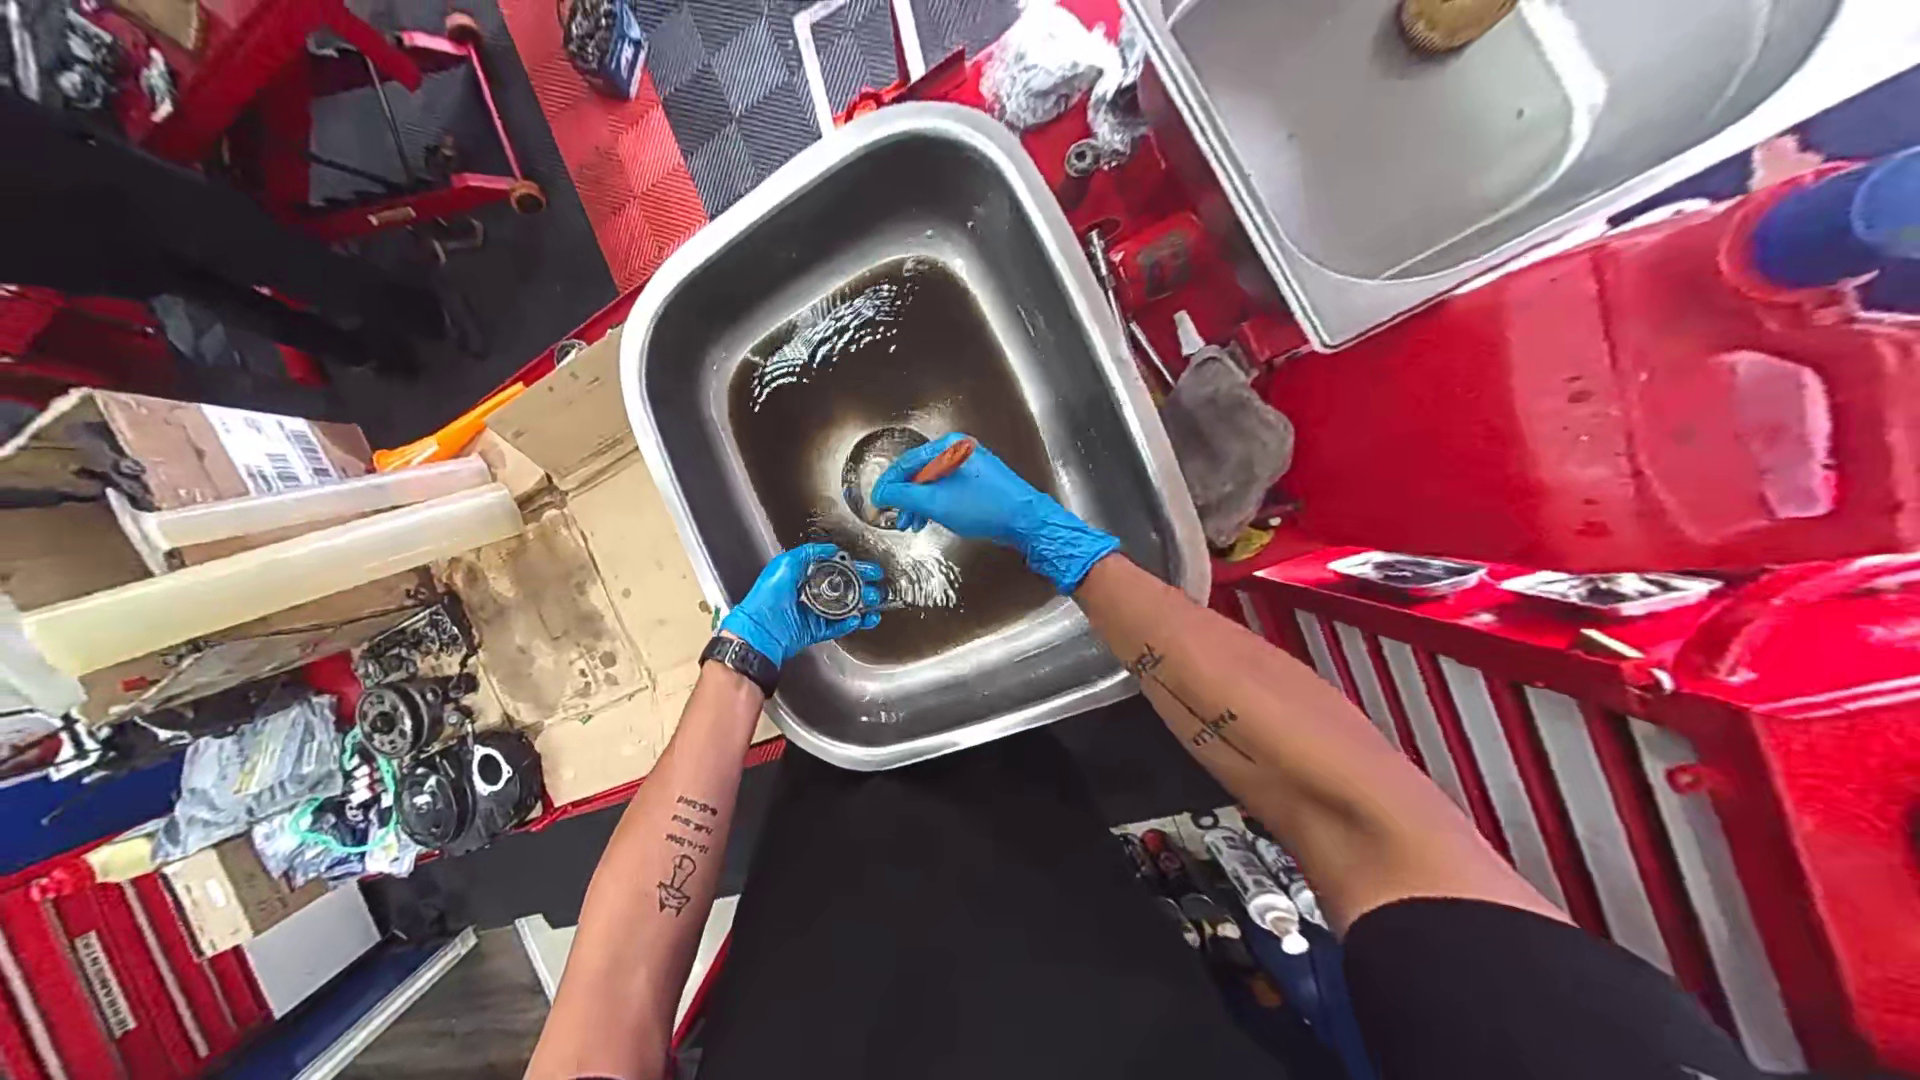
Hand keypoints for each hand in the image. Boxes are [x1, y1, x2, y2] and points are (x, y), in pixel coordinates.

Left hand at [719, 544, 884, 666]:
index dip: (853, 567)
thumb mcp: (785, 564)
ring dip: (861, 606)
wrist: (760, 631)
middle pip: (844, 588)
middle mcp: (810, 593)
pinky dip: (849, 623)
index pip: (835, 569)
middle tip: (876, 586)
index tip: (868, 569)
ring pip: (844, 608)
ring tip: (873, 605)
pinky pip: (837, 627)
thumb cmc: (767, 598)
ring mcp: (814, 612)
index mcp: (804, 576)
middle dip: (863, 587)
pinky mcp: (815, 631)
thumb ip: (808, 554)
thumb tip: (830, 549)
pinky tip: (859, 619)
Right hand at [870, 433, 1119, 593]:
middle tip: (894, 516)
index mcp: (949, 447)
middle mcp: (960, 451)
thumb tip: (882, 493)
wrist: (1026, 521)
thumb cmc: (986, 508)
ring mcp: (971, 466)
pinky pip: (948, 489)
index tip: (877, 501)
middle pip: (920, 472)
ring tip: (911, 523)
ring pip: (934, 482)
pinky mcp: (979, 481)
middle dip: (905, 497)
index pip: (907, 462)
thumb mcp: (936, 503)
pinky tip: (930, 519)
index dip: (889, 484)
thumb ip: (904, 496)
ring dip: (919, 504)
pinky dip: (936, 504)